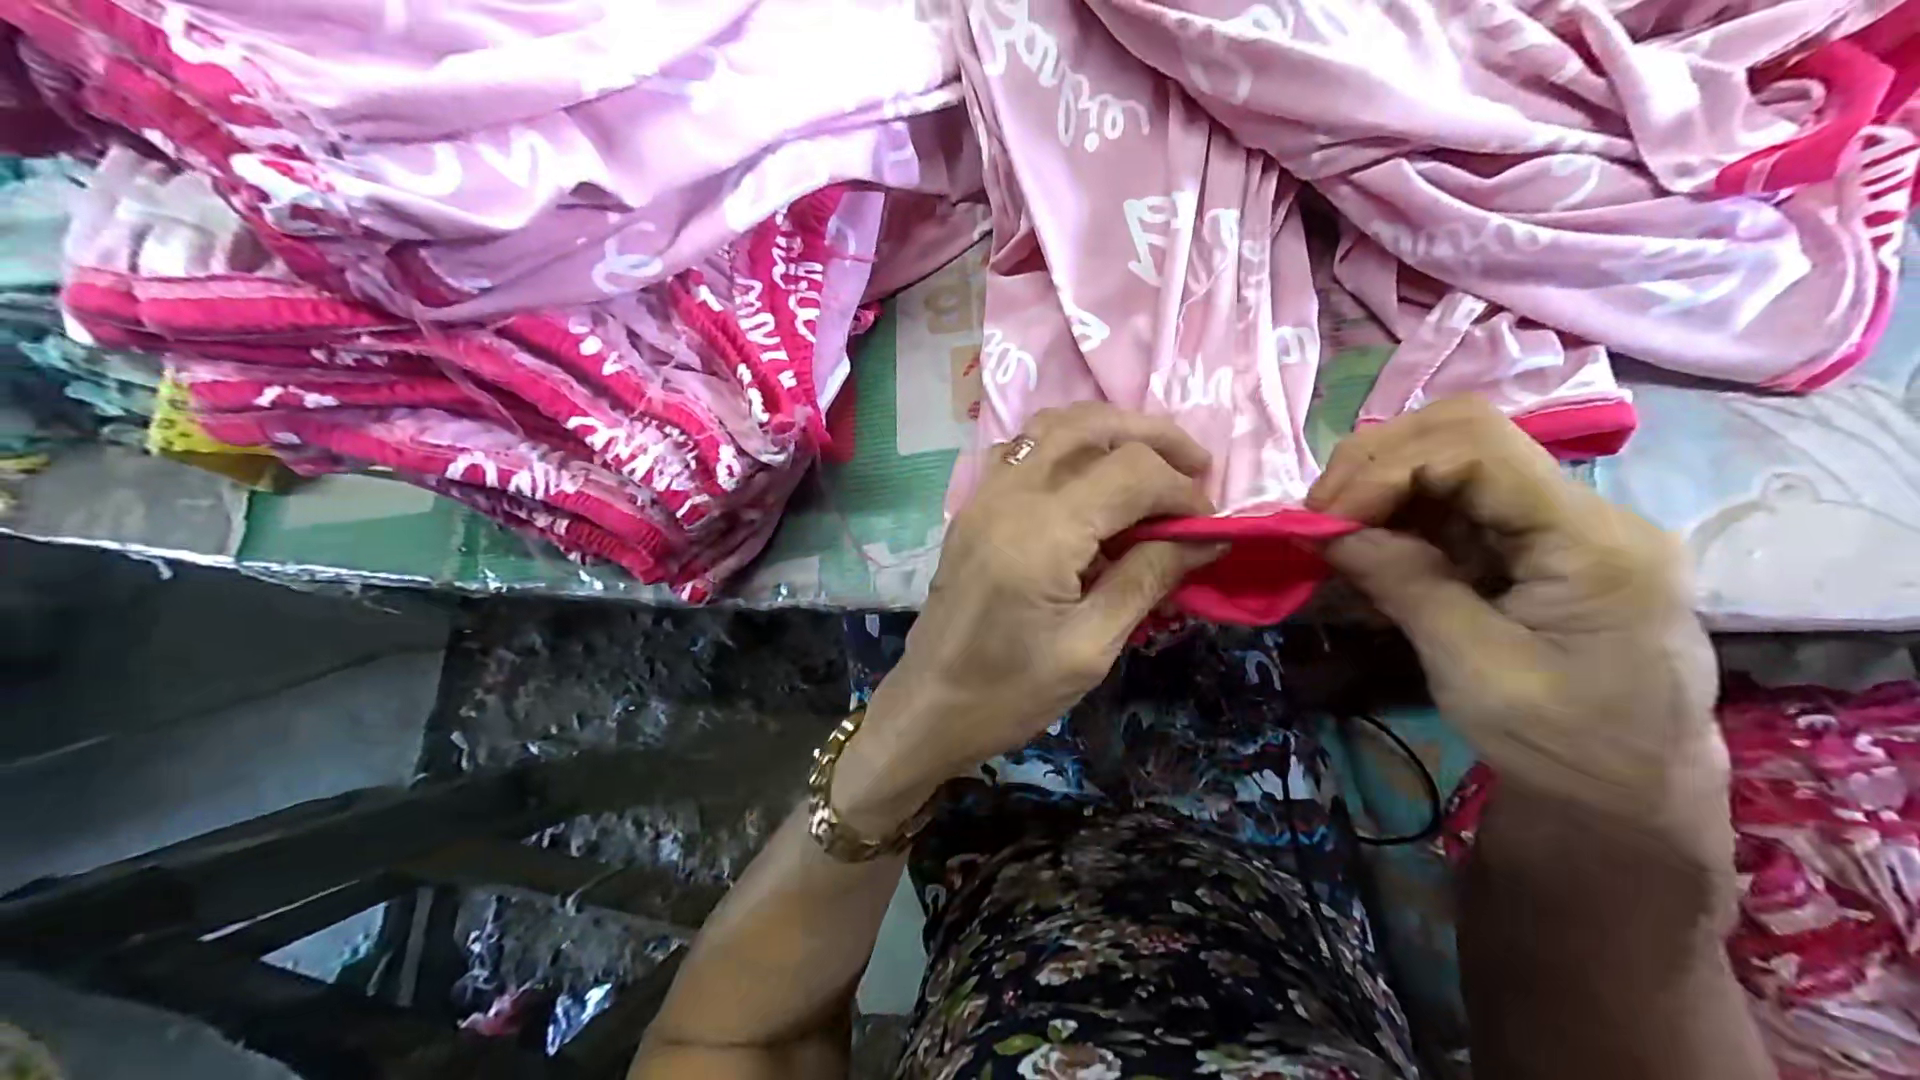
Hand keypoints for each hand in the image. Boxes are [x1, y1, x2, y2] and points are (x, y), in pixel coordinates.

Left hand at [833, 403, 1221, 835]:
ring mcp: (984, 496)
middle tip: (1197, 467)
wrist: (929, 708)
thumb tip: (1207, 537)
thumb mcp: (1090, 648)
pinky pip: (1022, 450)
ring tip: (1151, 461)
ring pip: (1052, 426)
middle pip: (1091, 425)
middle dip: (1154, 437)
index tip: (1209, 527)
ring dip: (1109, 430)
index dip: (1182, 492)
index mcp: (1042, 532)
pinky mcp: (972, 509)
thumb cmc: (1010, 692)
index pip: (1131, 472)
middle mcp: (1009, 495)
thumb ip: (1147, 579)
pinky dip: (1064, 446)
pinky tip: (1086, 478)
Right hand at [1307, 398, 1731, 868]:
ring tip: (1333, 529)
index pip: (1477, 449)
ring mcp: (1556, 521)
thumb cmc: (1562, 743)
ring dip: (1378, 483)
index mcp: (1589, 540)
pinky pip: (1451, 497)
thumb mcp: (1473, 668)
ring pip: (1452, 455)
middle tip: (1319, 516)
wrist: (1625, 796)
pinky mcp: (1529, 541)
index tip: (1326, 521)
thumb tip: (1325, 531)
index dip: (1386, 470)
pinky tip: (1366, 542)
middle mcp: (1581, 510)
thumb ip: (1404, 584)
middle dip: (1375, 464)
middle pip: (1464, 432)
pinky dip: (1394, 509)